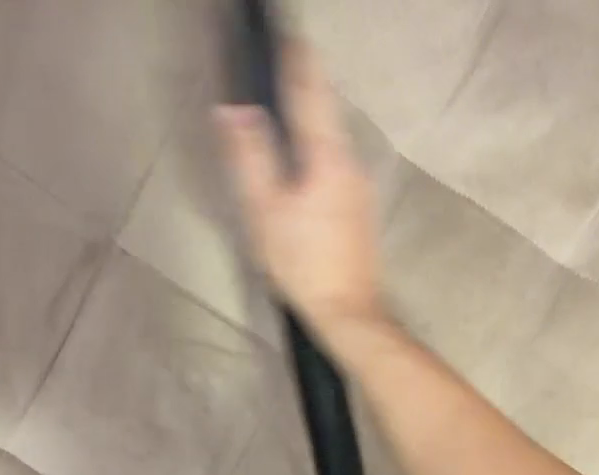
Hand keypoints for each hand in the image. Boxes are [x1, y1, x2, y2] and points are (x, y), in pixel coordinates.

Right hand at [216, 42, 385, 333]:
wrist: (349, 311)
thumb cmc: (302, 263)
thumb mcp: (266, 211)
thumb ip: (251, 157)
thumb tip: (235, 111)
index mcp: (326, 157)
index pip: (310, 95)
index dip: (298, 63)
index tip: (290, 39)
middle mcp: (350, 164)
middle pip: (327, 115)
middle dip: (308, 87)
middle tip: (291, 63)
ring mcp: (360, 189)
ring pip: (334, 142)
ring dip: (315, 120)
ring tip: (296, 104)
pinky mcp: (362, 211)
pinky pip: (338, 165)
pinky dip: (321, 150)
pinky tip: (309, 160)